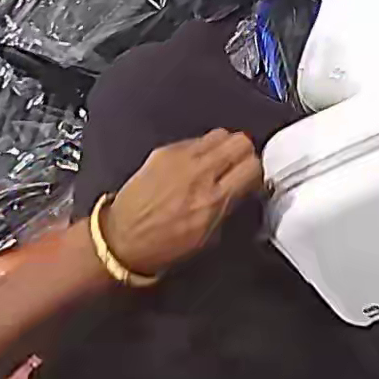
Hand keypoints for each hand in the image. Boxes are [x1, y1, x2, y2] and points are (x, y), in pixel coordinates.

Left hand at [99, 129, 264, 277]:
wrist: (123, 237)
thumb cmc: (161, 244)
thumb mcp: (207, 236)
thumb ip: (228, 206)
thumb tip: (243, 189)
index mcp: (214, 199)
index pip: (252, 167)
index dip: (256, 172)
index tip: (251, 179)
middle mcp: (200, 173)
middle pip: (240, 142)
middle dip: (243, 154)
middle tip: (237, 166)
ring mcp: (181, 158)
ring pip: (220, 134)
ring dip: (224, 147)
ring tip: (216, 163)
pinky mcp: (164, 151)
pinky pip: (194, 139)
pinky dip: (200, 149)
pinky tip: (192, 165)